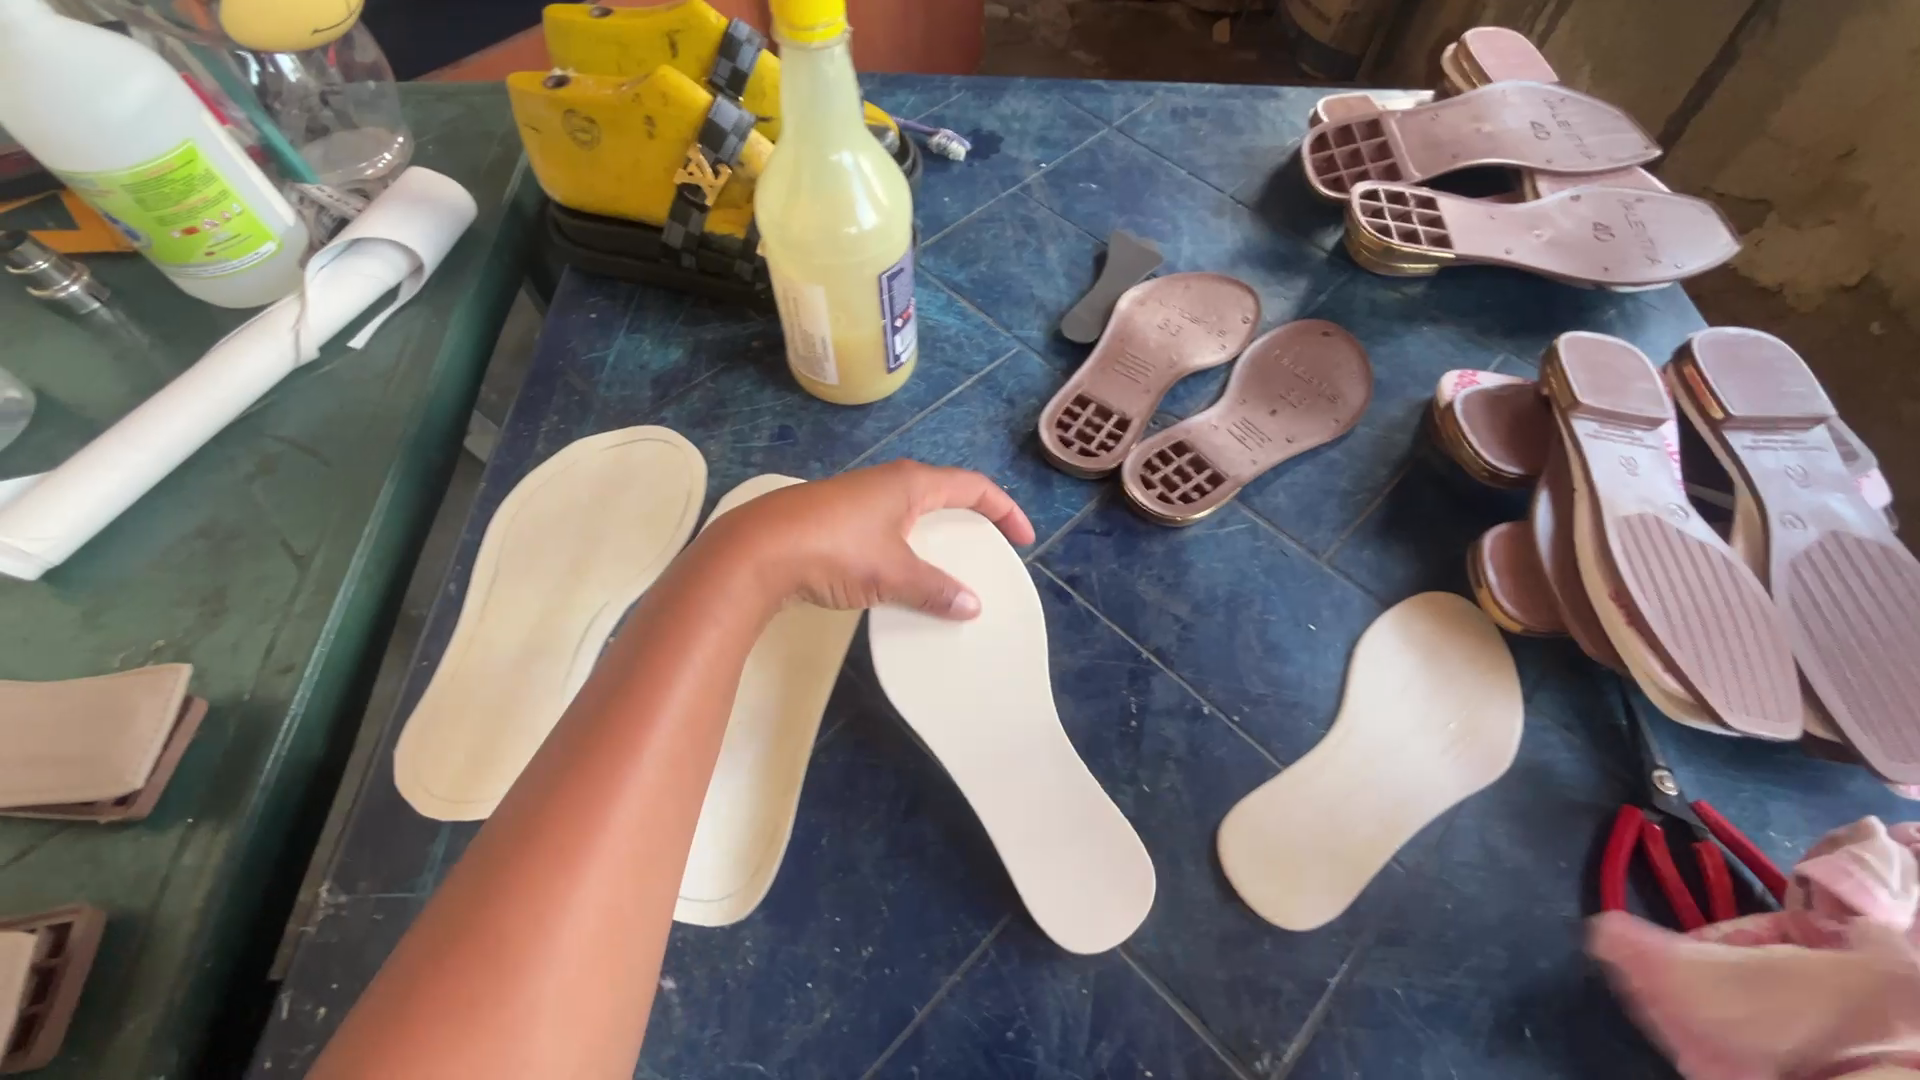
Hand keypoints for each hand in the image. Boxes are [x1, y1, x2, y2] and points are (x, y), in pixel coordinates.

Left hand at [704, 462, 1035, 618]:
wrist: (756, 550)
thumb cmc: (835, 550)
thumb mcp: (893, 574)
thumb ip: (935, 589)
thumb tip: (971, 606)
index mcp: (910, 483)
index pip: (973, 487)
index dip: (1003, 510)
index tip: (1023, 538)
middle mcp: (887, 482)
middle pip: (943, 494)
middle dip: (969, 521)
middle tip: (986, 552)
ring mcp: (857, 499)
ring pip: (910, 513)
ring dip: (933, 536)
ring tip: (945, 568)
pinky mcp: (834, 519)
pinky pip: (885, 529)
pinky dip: (904, 548)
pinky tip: (897, 575)